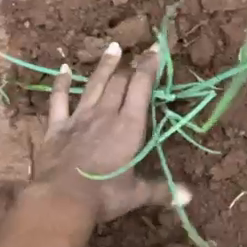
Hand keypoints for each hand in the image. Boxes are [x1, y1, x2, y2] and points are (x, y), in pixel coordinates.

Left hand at [29, 42, 184, 222]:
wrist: (60, 198)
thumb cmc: (103, 196)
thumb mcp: (135, 195)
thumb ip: (161, 191)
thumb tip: (189, 198)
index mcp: (129, 127)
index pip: (142, 87)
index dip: (150, 66)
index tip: (157, 49)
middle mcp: (105, 115)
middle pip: (119, 82)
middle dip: (131, 66)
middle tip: (138, 53)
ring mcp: (79, 118)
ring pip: (94, 84)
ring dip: (104, 66)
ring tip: (112, 48)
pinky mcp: (57, 126)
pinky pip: (59, 99)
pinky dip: (61, 83)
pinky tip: (63, 68)